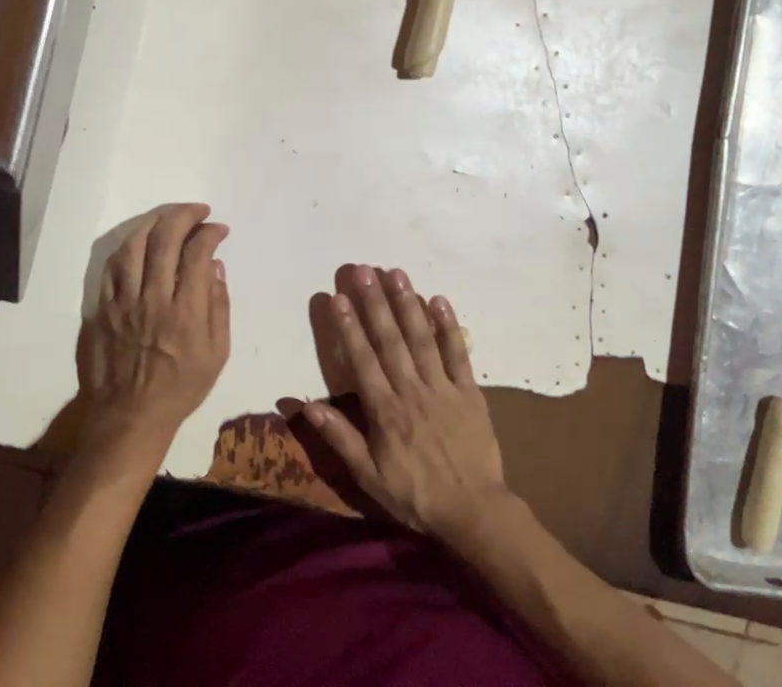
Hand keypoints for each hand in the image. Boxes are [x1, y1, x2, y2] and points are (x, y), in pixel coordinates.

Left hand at [76, 204, 230, 454]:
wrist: (130, 415)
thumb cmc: (181, 388)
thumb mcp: (216, 354)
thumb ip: (218, 306)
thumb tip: (214, 266)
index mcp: (186, 312)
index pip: (197, 253)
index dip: (209, 233)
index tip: (218, 229)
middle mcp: (153, 299)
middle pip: (164, 239)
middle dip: (184, 215)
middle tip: (197, 211)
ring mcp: (123, 301)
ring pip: (134, 245)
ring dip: (153, 222)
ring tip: (169, 217)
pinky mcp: (102, 307)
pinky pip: (112, 265)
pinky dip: (128, 245)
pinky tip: (140, 241)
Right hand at [302, 265, 509, 539]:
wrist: (475, 511)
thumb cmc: (416, 496)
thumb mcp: (369, 476)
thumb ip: (339, 437)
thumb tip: (305, 404)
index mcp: (385, 410)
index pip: (362, 360)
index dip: (349, 327)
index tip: (338, 297)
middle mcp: (412, 391)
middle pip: (390, 340)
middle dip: (374, 302)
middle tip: (362, 270)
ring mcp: (444, 389)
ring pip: (422, 338)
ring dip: (407, 304)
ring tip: (395, 273)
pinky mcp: (471, 393)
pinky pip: (459, 354)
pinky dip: (449, 326)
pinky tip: (438, 300)